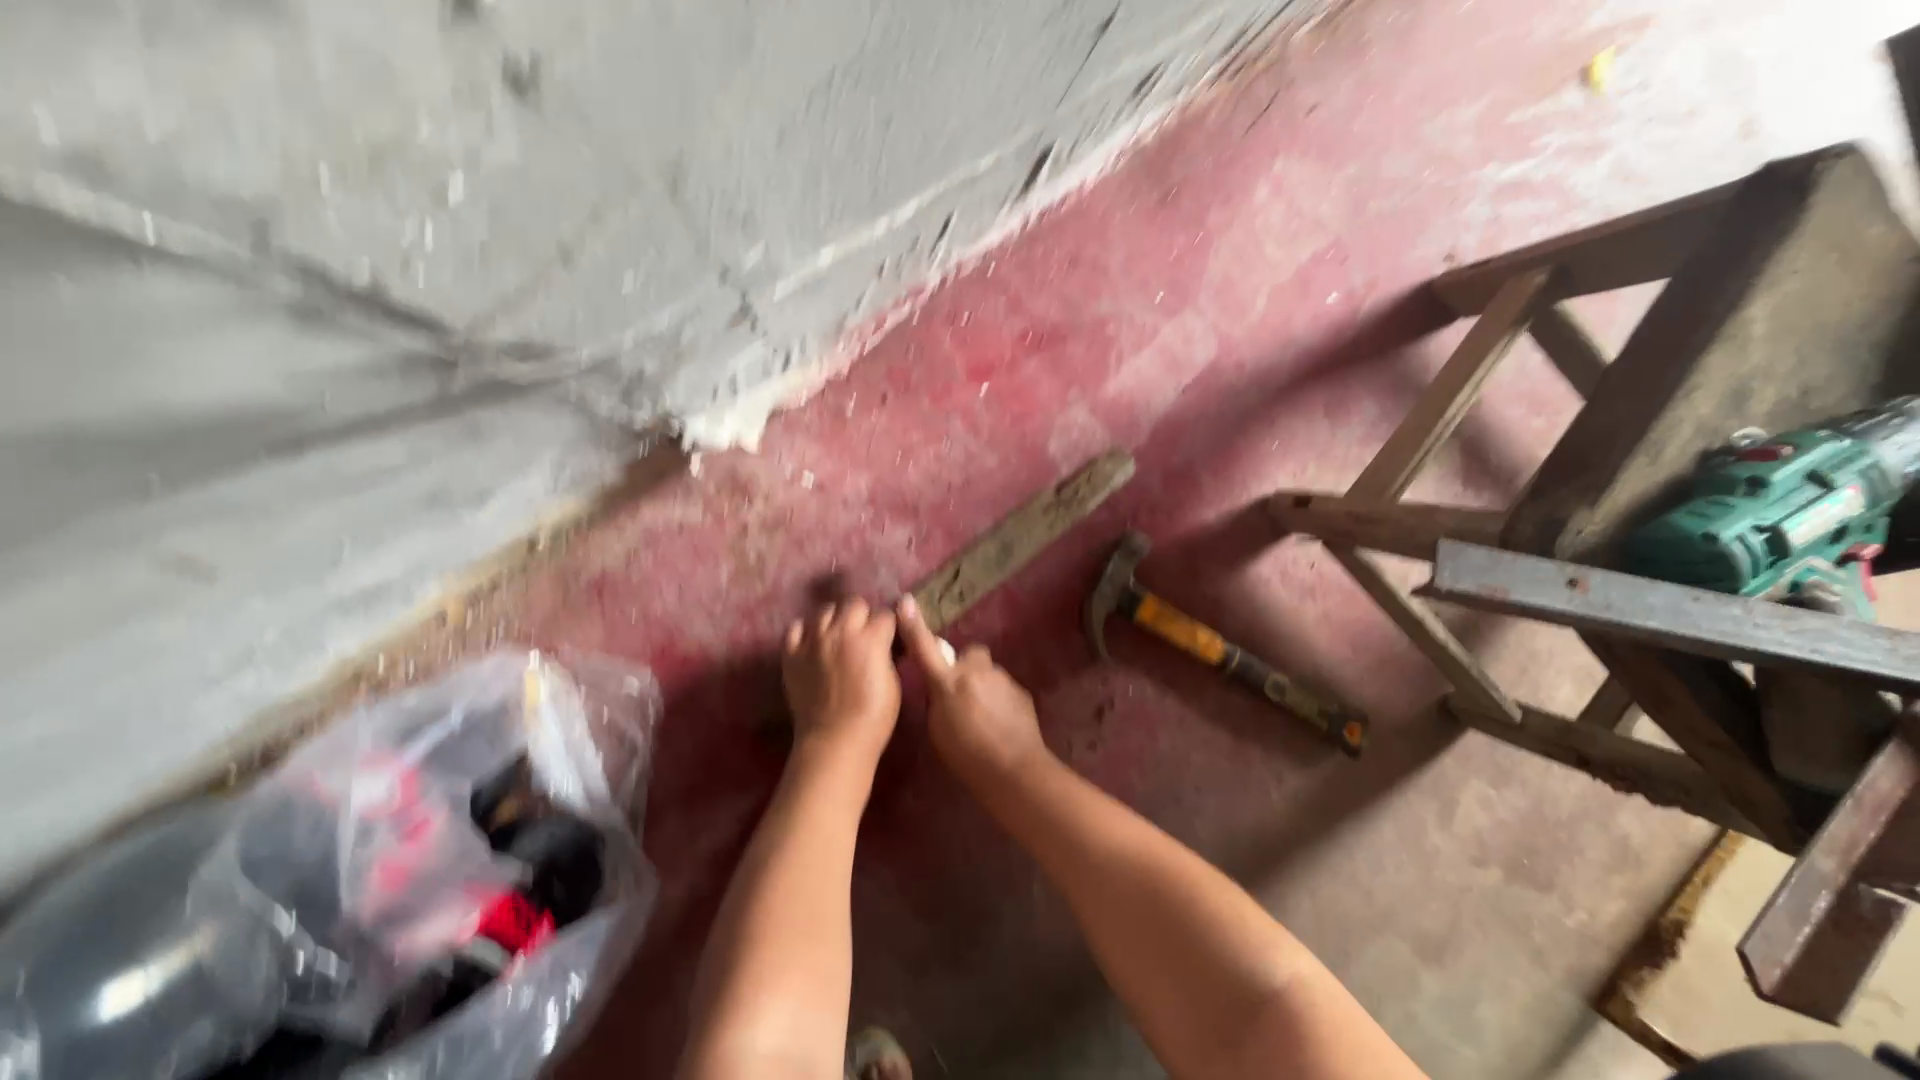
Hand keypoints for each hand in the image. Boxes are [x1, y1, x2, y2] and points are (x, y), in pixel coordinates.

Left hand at [782, 599, 900, 763]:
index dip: (888, 627)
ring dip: (835, 620)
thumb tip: (884, 644)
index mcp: (871, 639)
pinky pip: (796, 628)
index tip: (888, 639)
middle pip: (854, 604)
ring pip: (824, 611)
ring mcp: (812, 641)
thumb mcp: (893, 683)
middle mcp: (840, 632)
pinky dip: (806, 632)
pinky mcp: (791, 654)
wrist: (835, 741)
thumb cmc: (873, 718)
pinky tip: (813, 643)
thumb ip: (886, 655)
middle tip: (864, 636)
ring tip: (838, 637)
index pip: (884, 615)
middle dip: (863, 616)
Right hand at [896, 596, 1051, 789]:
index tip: (905, 602)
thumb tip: (942, 689)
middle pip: (968, 655)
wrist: (1014, 769)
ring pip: (987, 672)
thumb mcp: (937, 729)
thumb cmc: (966, 756)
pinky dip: (999, 700)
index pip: (924, 648)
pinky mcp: (1020, 690)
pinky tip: (1001, 725)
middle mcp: (975, 672)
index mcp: (947, 683)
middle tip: (962, 695)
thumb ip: (937, 701)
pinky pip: (1003, 688)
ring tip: (985, 718)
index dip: (913, 625)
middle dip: (965, 668)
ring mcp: (1002, 679)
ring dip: (983, 686)